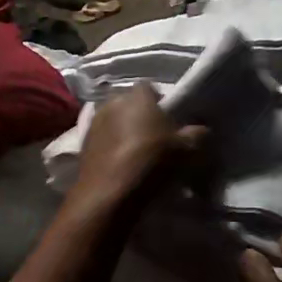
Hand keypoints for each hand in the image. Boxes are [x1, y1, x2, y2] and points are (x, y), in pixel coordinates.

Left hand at [72, 84, 206, 204]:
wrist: (108, 193)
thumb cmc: (151, 161)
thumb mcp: (187, 149)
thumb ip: (196, 134)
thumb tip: (200, 130)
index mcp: (136, 97)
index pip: (149, 88)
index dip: (159, 101)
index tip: (169, 119)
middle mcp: (110, 103)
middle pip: (128, 104)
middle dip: (139, 116)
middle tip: (154, 136)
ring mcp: (92, 124)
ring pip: (113, 122)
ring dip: (122, 132)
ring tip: (136, 153)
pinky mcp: (81, 146)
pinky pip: (102, 140)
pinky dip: (110, 148)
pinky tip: (120, 164)